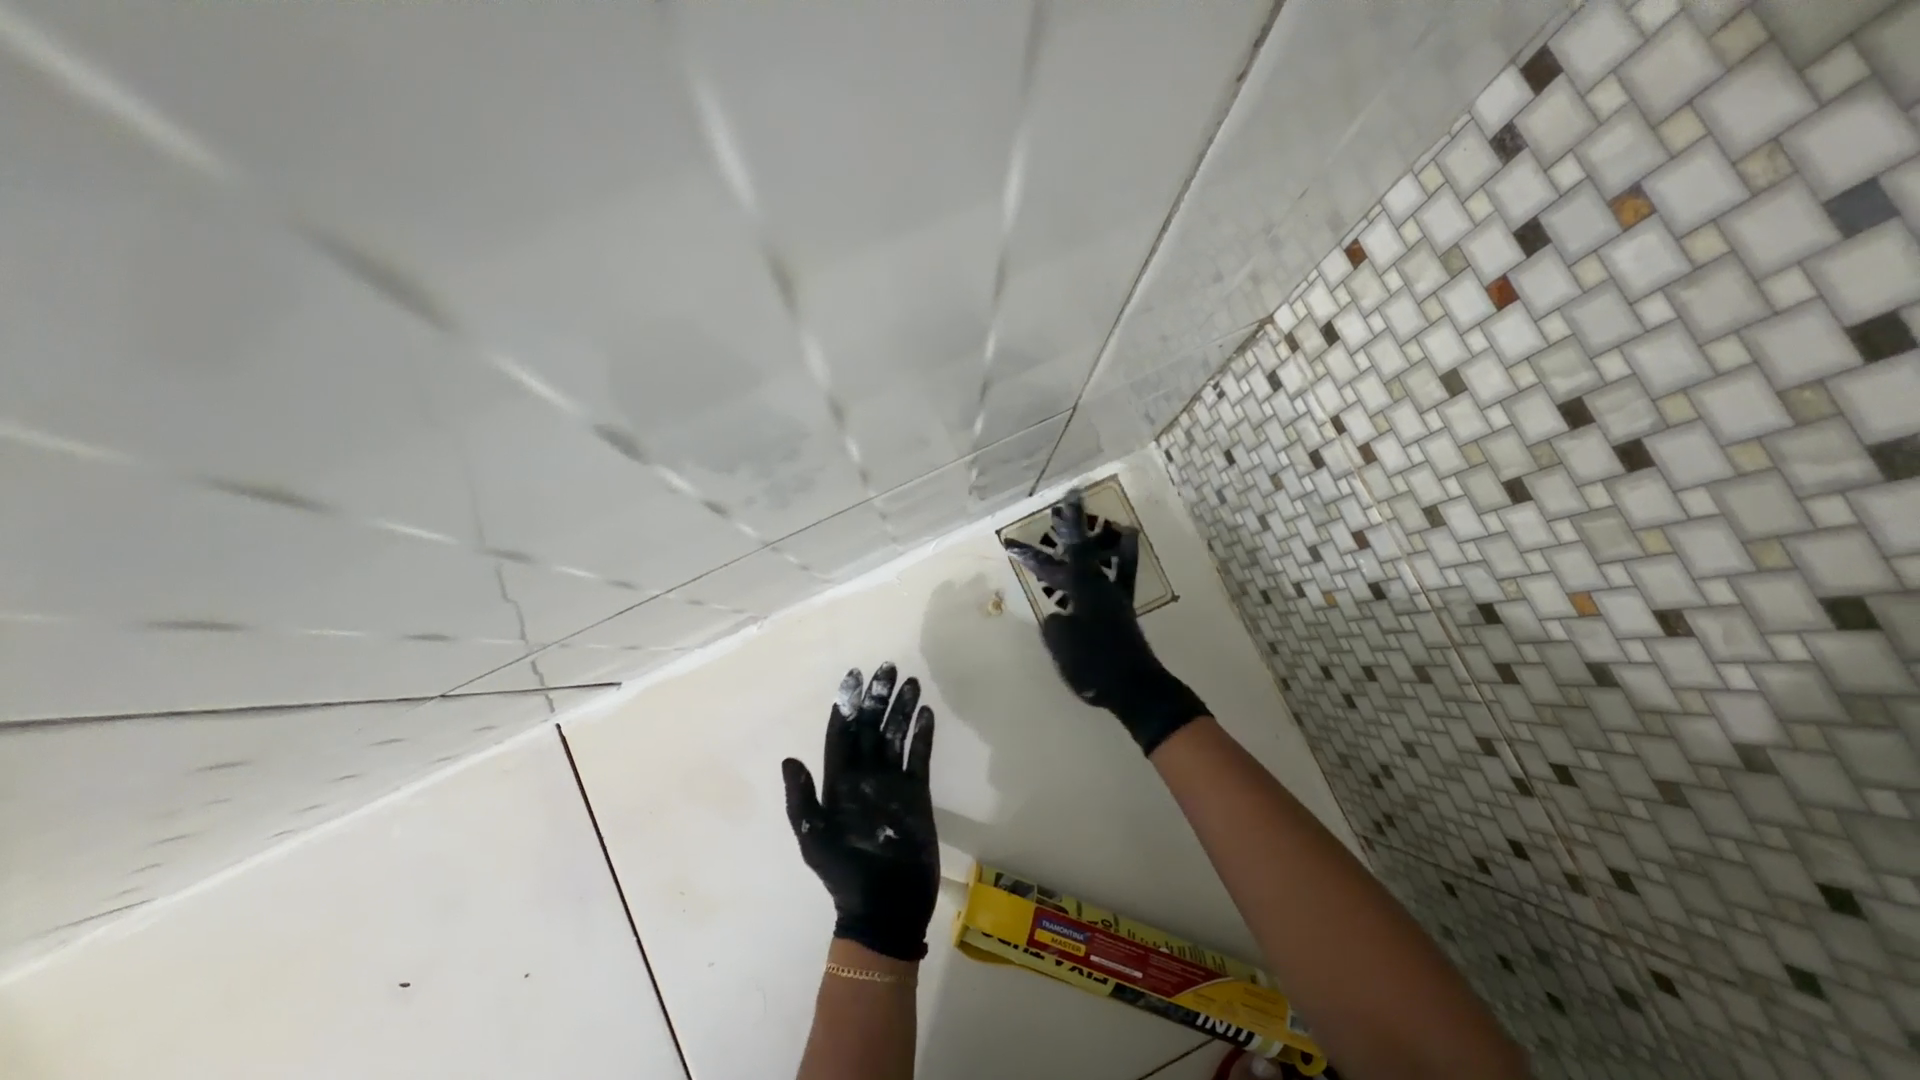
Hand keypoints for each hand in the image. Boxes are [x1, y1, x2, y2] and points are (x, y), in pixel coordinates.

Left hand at [781, 663, 939, 961]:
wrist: (885, 907)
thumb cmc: (844, 874)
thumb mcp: (814, 838)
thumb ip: (802, 799)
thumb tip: (789, 760)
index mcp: (838, 783)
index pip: (841, 733)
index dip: (847, 704)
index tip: (855, 676)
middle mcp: (865, 776)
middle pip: (871, 727)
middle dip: (878, 698)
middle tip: (889, 668)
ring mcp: (892, 784)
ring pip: (896, 736)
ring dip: (902, 710)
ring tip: (912, 683)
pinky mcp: (917, 795)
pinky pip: (919, 758)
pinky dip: (922, 736)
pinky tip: (926, 714)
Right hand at [1003, 490, 1208, 755]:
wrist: (1134, 688)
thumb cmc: (1094, 664)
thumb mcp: (1061, 643)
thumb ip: (1055, 624)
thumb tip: (1060, 619)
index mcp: (1085, 589)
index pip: (1066, 553)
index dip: (1059, 530)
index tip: (1064, 498)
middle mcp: (1101, 587)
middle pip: (1078, 553)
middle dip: (1066, 531)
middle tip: (1067, 499)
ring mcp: (1113, 600)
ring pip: (1096, 564)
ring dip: (1088, 544)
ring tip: (1085, 523)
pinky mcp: (1119, 615)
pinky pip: (1118, 580)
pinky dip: (1120, 562)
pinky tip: (1121, 554)